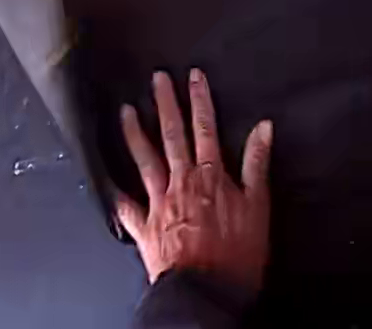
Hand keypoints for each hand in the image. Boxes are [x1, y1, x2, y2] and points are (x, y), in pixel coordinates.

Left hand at [117, 69, 273, 297]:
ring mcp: (159, 203)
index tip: (193, 74)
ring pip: (145, 160)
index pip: (205, 126)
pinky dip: (117, 195)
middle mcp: (182, 180)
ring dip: (135, 133)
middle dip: (165, 104)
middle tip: (156, 78)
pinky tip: (107, 181)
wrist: (205, 296)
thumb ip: (257, 163)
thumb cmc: (237, 252)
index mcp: (210, 173)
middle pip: (172, 135)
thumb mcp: (258, 206)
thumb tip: (263, 125)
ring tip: (126, 111)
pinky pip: (127, 209)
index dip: (199, 98)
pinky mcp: (144, 229)